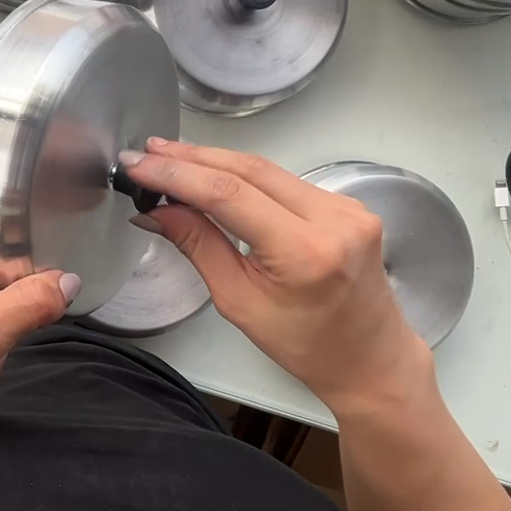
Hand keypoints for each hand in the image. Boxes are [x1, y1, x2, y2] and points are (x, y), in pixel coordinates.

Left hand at [0, 228, 76, 424]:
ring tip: (50, 295)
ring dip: (27, 285)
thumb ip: (29, 302)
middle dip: (30, 265)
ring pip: (7, 269)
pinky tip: (36, 308)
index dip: (27, 241)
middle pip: (5, 245)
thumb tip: (71, 280)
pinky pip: (3, 289)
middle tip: (57, 283)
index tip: (56, 257)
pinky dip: (20, 300)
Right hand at [118, 140, 430, 408]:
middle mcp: (332, 219)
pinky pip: (284, 180)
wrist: (370, 358)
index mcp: (304, 252)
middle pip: (249, 170)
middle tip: (148, 152)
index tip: (139, 167)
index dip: (178, 175)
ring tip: (168, 155)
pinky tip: (211, 173)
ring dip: (214, 161)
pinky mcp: (346, 204)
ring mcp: (346, 207)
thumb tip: (156, 211)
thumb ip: (199, 247)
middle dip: (192, 158)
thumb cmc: (303, 345)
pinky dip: (242, 174)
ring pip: (266, 169)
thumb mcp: (238, 302)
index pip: (229, 194)